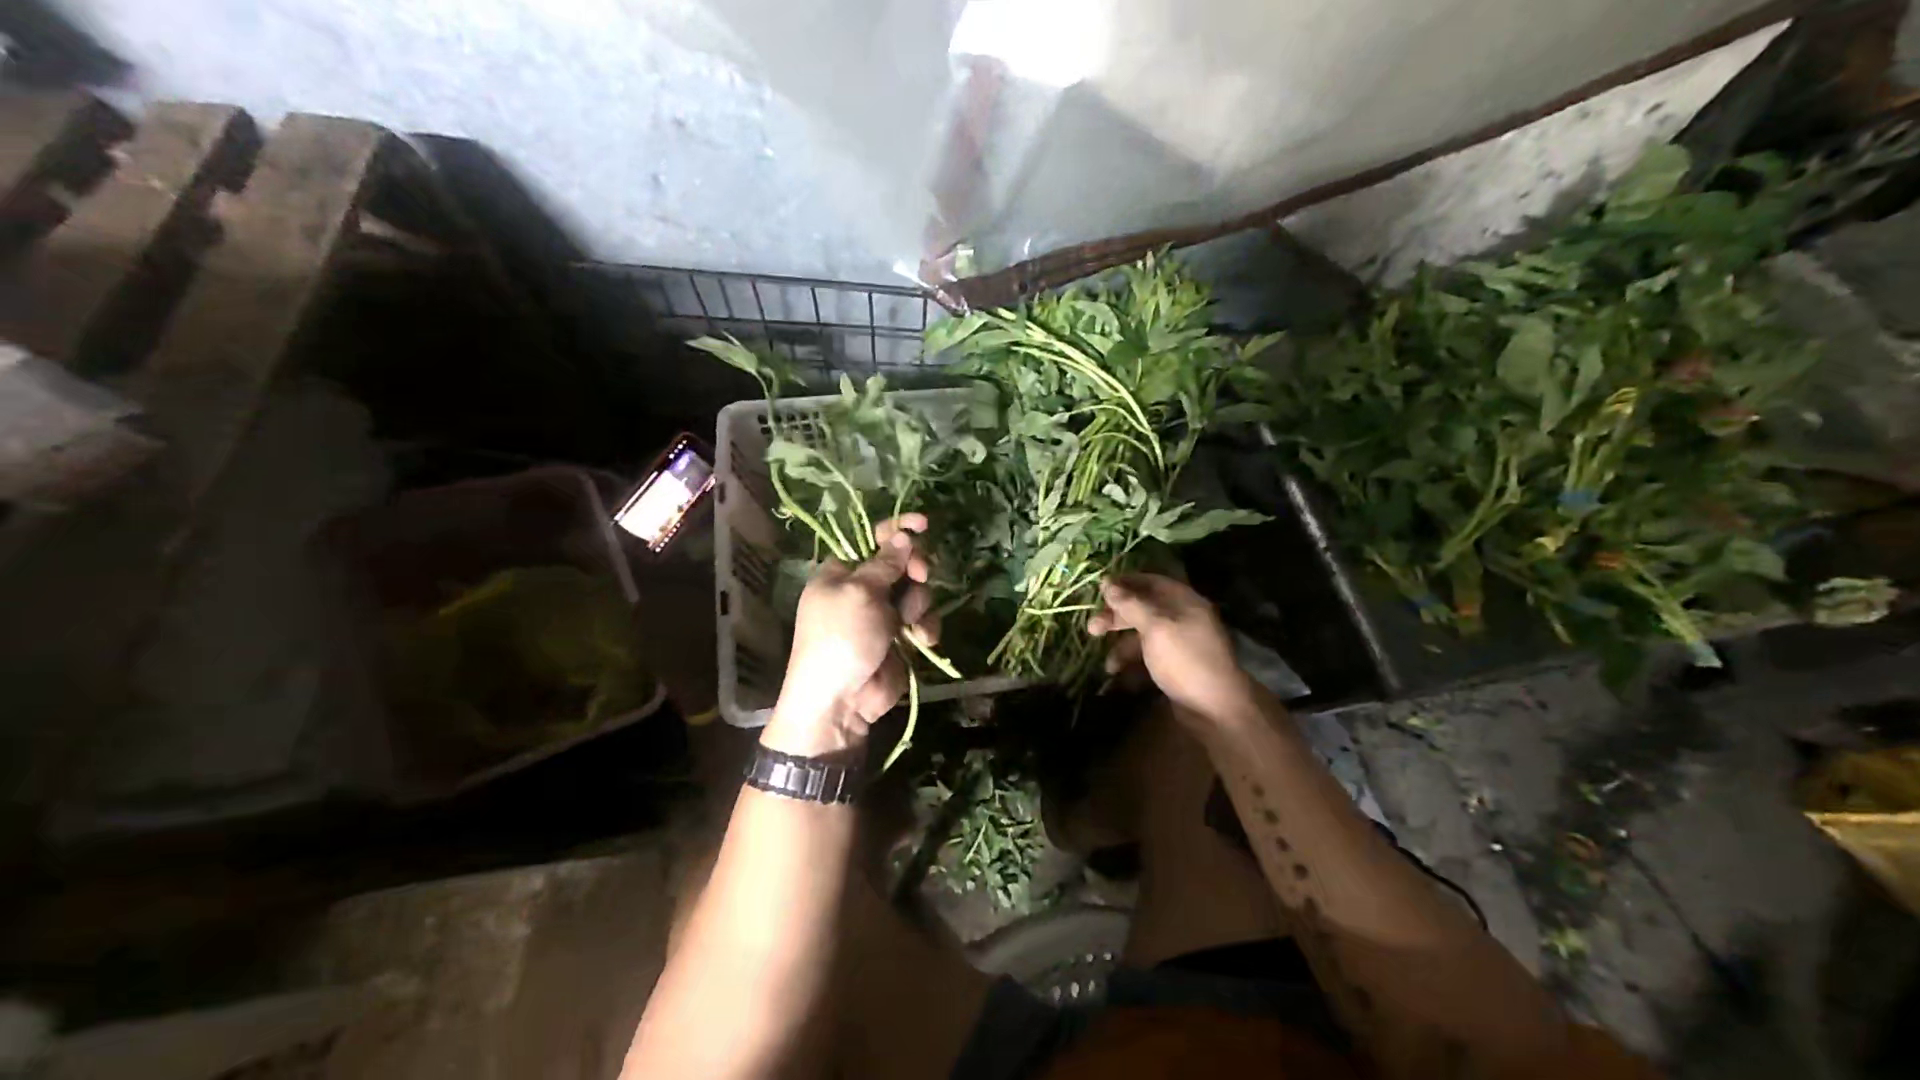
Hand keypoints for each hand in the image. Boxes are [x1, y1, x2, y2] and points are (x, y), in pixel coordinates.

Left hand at [762, 514, 939, 755]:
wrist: (841, 701)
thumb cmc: (841, 638)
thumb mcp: (860, 594)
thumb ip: (885, 563)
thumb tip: (903, 536)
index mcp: (843, 572)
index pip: (873, 539)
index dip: (899, 528)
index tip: (924, 523)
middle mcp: (864, 589)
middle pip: (902, 563)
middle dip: (915, 568)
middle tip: (921, 576)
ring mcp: (883, 615)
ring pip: (917, 592)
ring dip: (920, 604)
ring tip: (910, 623)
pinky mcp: (901, 639)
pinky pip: (923, 621)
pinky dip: (926, 628)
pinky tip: (923, 641)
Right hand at [1087, 573, 1260, 726]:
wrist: (1215, 709)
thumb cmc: (1185, 660)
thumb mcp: (1156, 627)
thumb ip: (1131, 604)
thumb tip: (1107, 582)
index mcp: (1184, 602)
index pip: (1151, 581)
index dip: (1125, 583)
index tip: (1099, 591)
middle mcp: (1182, 618)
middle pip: (1144, 608)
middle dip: (1116, 617)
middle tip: (1092, 627)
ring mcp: (1179, 643)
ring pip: (1142, 635)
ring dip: (1121, 645)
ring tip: (1109, 664)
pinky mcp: (1175, 666)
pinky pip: (1148, 657)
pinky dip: (1132, 663)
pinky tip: (1120, 676)